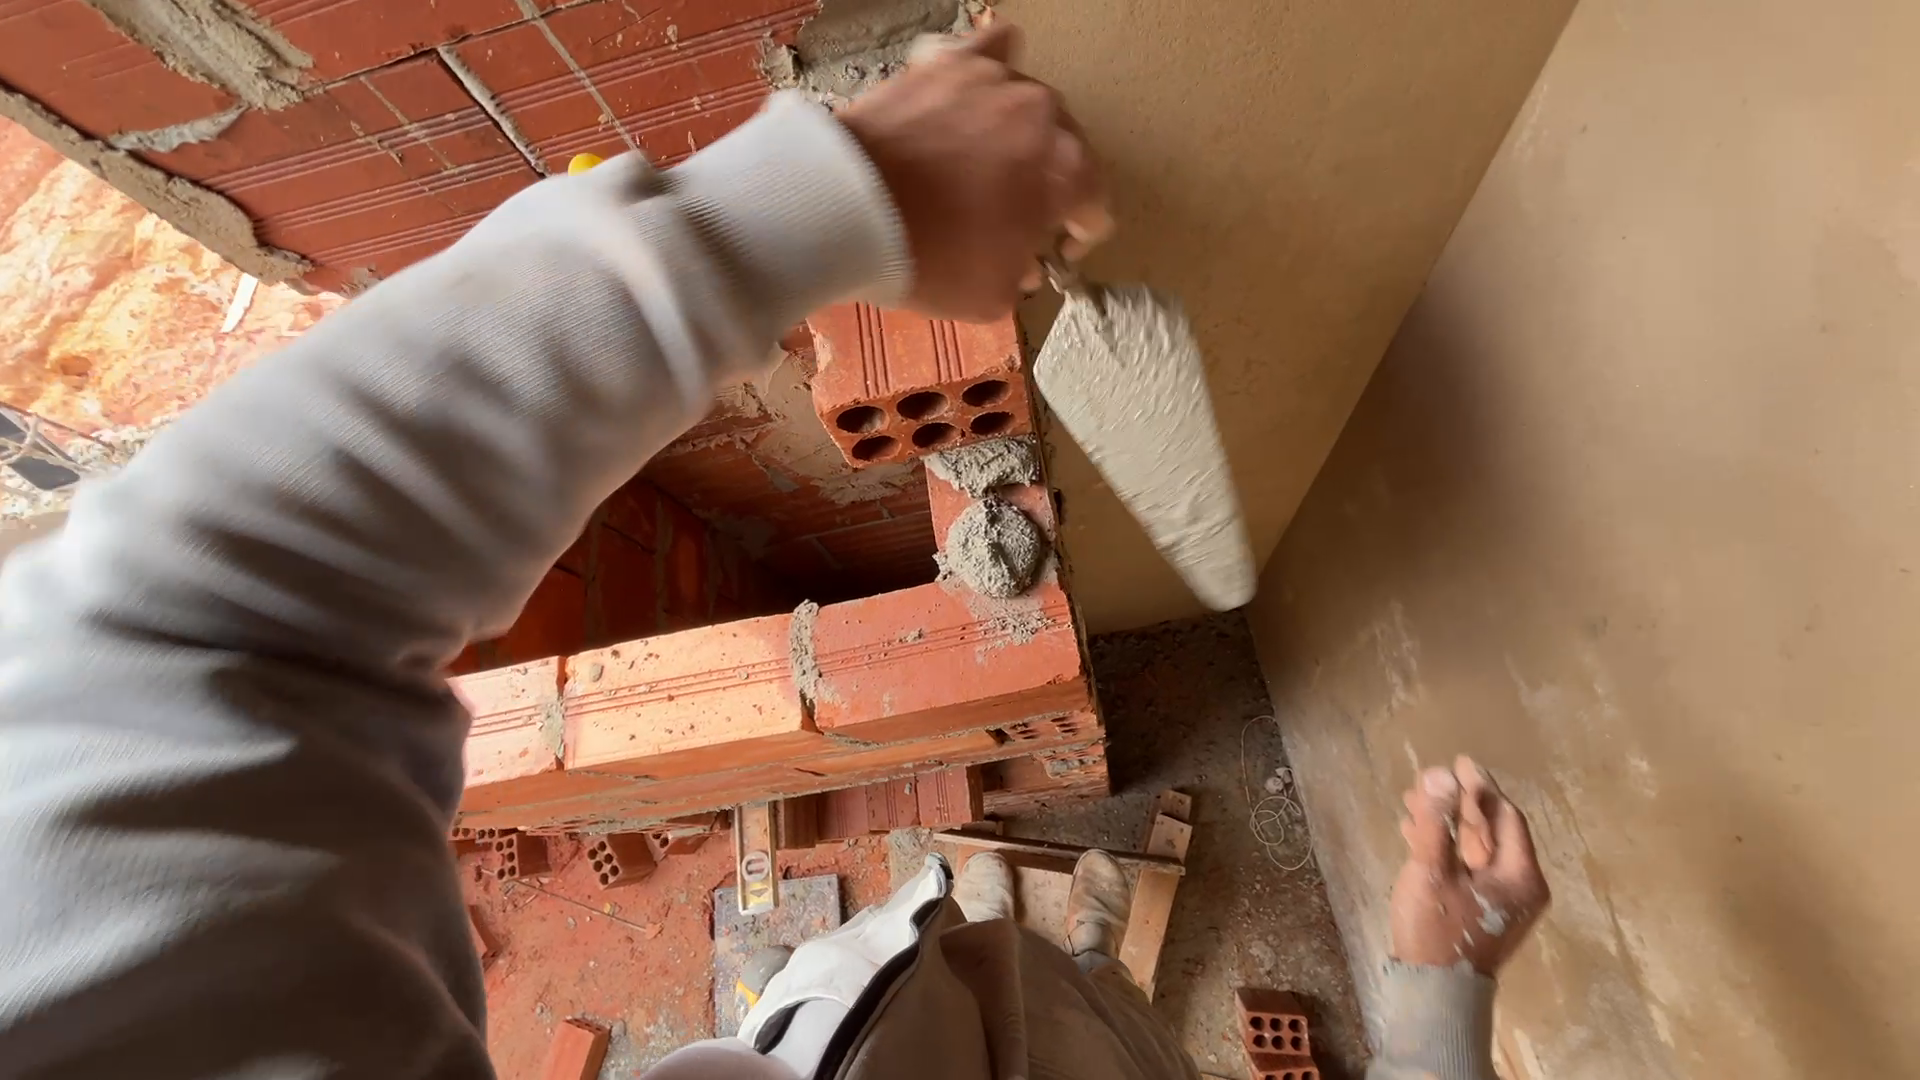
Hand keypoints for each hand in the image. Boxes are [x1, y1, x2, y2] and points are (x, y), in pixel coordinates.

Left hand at [837, 22, 1109, 321]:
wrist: (853, 209)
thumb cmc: (932, 260)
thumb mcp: (993, 296)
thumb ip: (1024, 276)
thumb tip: (1025, 260)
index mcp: (1069, 174)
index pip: (1095, 207)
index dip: (1077, 237)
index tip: (1054, 252)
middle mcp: (1045, 115)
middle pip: (1065, 153)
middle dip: (1048, 188)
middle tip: (1014, 218)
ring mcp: (997, 80)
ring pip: (1029, 109)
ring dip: (1020, 140)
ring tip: (986, 167)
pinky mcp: (950, 63)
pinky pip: (990, 52)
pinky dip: (991, 75)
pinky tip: (980, 96)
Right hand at [1390, 756, 1549, 975]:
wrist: (1435, 988)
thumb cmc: (1438, 926)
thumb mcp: (1432, 869)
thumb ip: (1437, 820)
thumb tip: (1440, 773)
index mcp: (1520, 876)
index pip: (1506, 818)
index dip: (1481, 787)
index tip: (1458, 761)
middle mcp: (1518, 886)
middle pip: (1490, 830)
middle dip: (1457, 802)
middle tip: (1427, 778)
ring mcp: (1499, 899)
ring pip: (1473, 846)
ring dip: (1446, 821)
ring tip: (1412, 800)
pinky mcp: (1478, 906)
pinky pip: (1464, 863)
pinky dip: (1443, 843)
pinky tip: (1415, 830)